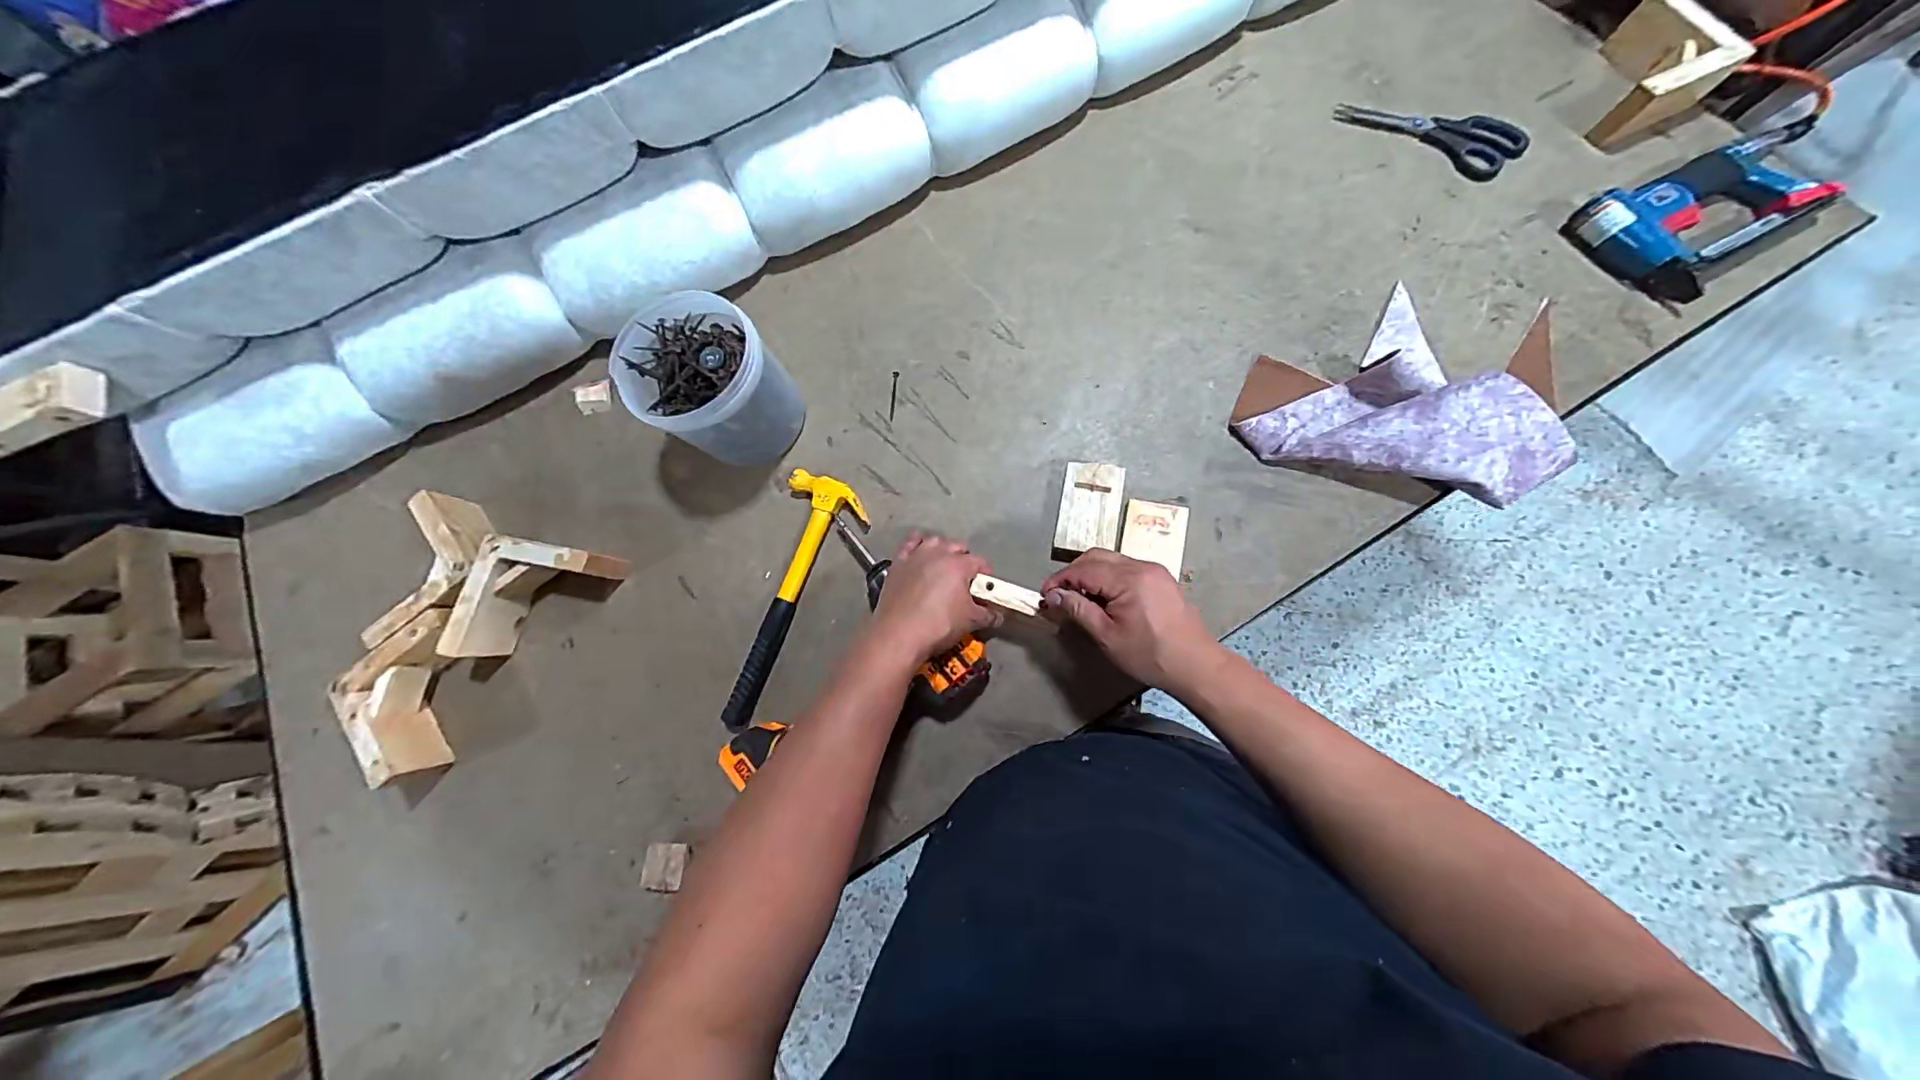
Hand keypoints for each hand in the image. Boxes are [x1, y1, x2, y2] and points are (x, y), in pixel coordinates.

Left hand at [869, 533, 1001, 662]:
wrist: (899, 635)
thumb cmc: (939, 626)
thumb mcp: (971, 621)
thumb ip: (988, 615)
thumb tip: (997, 615)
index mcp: (959, 565)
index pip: (979, 562)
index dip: (986, 574)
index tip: (986, 586)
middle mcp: (938, 554)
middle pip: (957, 547)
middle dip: (965, 559)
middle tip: (966, 580)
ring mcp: (915, 556)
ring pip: (934, 542)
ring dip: (942, 550)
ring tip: (944, 566)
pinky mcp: (898, 564)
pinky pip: (909, 545)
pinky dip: (916, 545)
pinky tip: (919, 553)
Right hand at [1042, 550, 1227, 693]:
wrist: (1195, 665)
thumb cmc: (1150, 655)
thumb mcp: (1107, 636)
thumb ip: (1078, 610)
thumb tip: (1054, 596)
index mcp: (1128, 579)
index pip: (1083, 569)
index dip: (1060, 580)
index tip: (1045, 595)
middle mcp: (1142, 566)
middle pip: (1097, 557)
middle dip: (1073, 573)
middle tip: (1059, 596)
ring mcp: (1154, 571)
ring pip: (1112, 561)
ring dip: (1091, 574)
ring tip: (1078, 598)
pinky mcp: (1160, 579)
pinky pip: (1126, 569)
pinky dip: (1108, 578)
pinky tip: (1103, 598)